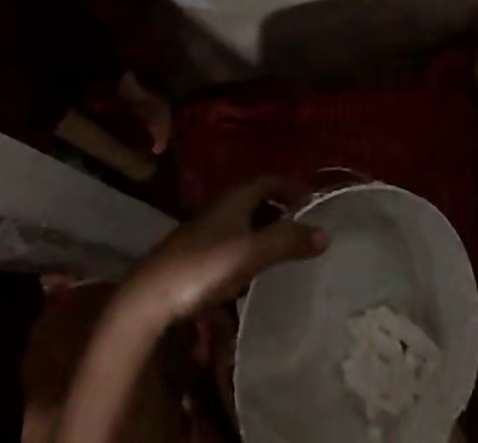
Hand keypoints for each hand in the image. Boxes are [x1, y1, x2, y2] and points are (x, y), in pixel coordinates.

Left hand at [119, 178, 328, 326]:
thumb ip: (288, 241)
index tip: (313, 201)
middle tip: (305, 226)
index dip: (292, 186)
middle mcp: (221, 208)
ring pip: (244, 223)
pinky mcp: (198, 256)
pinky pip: (233, 244)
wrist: (150, 297)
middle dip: (281, 208)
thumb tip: (326, 233)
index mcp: (235, 198)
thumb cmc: (205, 265)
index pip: (269, 181)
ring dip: (266, 230)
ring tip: (287, 249)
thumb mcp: (252, 252)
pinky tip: (256, 273)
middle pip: (256, 200)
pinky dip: (251, 250)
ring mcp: (207, 232)